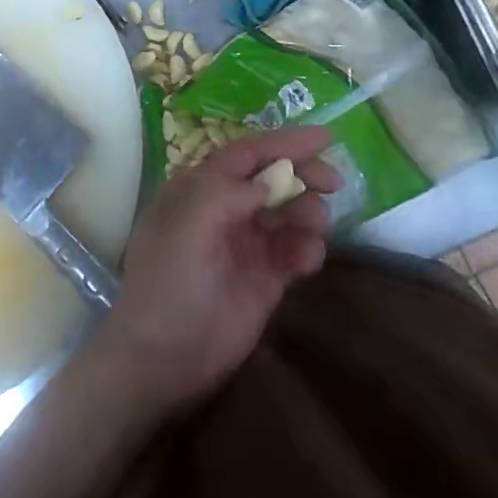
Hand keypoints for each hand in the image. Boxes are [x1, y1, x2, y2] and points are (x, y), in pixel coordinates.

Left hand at [94, 126, 338, 412]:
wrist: (164, 360)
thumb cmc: (168, 283)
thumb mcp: (188, 226)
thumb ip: (229, 193)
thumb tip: (272, 178)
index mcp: (199, 190)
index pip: (245, 154)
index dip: (283, 143)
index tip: (325, 137)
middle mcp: (225, 211)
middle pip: (273, 179)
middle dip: (303, 175)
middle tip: (333, 182)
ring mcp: (247, 244)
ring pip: (289, 212)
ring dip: (308, 212)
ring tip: (315, 227)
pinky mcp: (266, 278)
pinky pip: (296, 250)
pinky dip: (307, 248)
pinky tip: (306, 261)